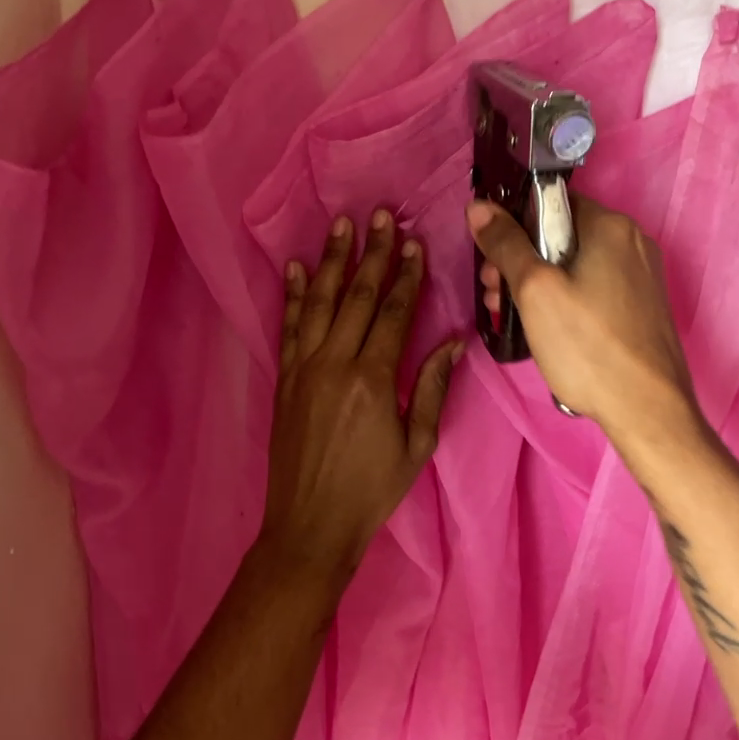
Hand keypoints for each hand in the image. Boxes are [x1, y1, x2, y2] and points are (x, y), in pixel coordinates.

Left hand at [262, 210, 463, 577]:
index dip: (405, 277)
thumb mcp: (417, 445)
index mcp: (374, 381)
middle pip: (357, 297)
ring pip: (320, 303)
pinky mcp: (284, 379)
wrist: (310, 525)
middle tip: (381, 215)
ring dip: (332, 261)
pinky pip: (289, 326)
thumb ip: (433, 388)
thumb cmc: (372, 490)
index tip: (413, 243)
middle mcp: (335, 364)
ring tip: (342, 225)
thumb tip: (454, 341)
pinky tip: (297, 267)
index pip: (393, 314)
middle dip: (372, 254)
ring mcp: (304, 369)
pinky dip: (293, 294)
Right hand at [467, 195, 696, 440]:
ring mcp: (642, 276)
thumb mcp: (534, 291)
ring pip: (576, 266)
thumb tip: (478, 207)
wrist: (647, 408)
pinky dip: (567, 300)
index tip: (492, 264)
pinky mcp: (643, 307)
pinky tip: (548, 330)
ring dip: (539, 286)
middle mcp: (632, 241)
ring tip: (513, 319)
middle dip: (521, 263)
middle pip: (562, 236)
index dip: (513, 228)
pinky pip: (594, 289)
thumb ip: (505, 244)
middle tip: (496, 298)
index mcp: (610, 225)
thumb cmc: (586, 345)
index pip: (550, 203)